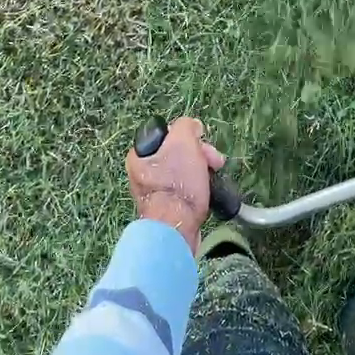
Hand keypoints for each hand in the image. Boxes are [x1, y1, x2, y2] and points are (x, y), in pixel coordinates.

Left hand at [126, 116, 224, 252]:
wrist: (177, 228)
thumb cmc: (178, 183)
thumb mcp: (183, 141)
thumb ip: (186, 125)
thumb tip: (192, 126)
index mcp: (140, 153)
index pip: (170, 134)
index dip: (190, 137)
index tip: (202, 145)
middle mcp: (143, 171)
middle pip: (179, 152)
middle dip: (201, 154)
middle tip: (214, 162)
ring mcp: (155, 190)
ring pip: (184, 170)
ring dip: (202, 170)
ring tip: (214, 178)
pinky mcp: (167, 206)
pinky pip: (185, 188)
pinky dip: (197, 187)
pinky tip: (207, 191)